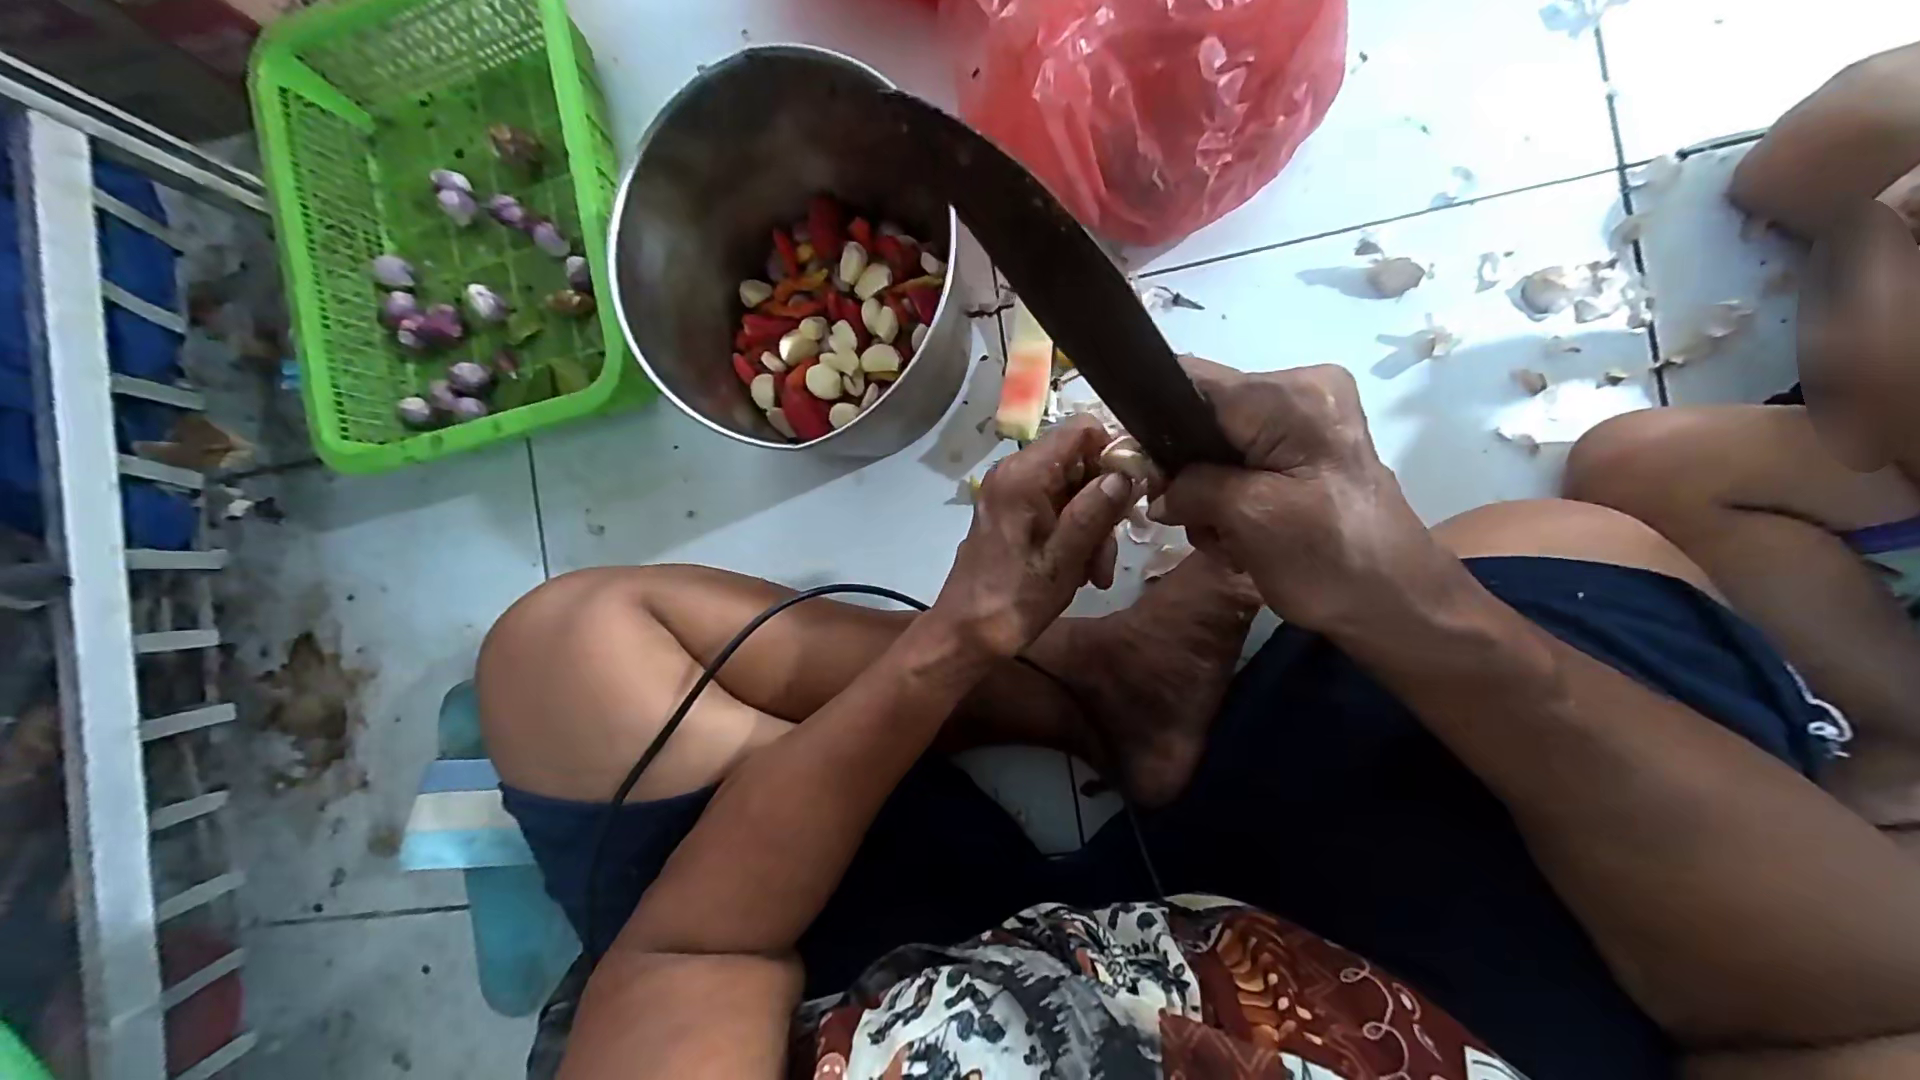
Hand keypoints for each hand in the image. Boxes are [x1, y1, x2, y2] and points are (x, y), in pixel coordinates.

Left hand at [933, 416, 1135, 657]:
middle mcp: (1013, 472)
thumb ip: (1095, 510)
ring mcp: (1010, 493)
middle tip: (1110, 549)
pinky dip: (1074, 534)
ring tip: (1096, 572)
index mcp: (1024, 474)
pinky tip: (1082, 571)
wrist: (966, 632)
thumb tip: (1125, 472)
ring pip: (1072, 490)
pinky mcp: (1010, 513)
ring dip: (1093, 528)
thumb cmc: (1014, 599)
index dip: (1113, 453)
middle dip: (1104, 503)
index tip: (1133, 490)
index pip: (1082, 430)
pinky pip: (1055, 509)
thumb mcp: (1064, 558)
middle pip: (1079, 462)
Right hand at [1148, 357, 1462, 636]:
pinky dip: (1227, 498)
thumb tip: (1155, 489)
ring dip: (1205, 494)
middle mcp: (1299, 390)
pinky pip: (1239, 461)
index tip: (1141, 472)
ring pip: (1214, 445)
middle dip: (1185, 471)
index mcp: (1292, 395)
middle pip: (1202, 416)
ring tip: (1225, 536)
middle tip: (1191, 520)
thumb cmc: (1331, 561)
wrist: (1401, 608)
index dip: (1153, 423)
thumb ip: (1190, 486)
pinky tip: (1238, 533)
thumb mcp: (1249, 518)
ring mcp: (1304, 419)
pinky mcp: (1304, 448)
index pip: (1191, 382)